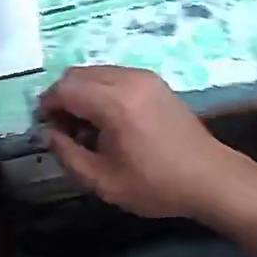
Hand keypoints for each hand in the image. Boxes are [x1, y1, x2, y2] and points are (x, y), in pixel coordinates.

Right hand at [37, 66, 255, 219]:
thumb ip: (67, 155)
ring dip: (81, 93)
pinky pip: (114, 75)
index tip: (46, 128)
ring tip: (87, 127)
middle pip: (76, 75)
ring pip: (94, 72)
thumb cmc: (155, 184)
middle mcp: (127, 80)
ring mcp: (143, 76)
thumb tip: (49, 133)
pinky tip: (108, 119)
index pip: (64, 89)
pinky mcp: (153, 80)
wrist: (209, 177)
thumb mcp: (103, 181)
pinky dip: (101, 90)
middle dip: (62, 97)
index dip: (48, 106)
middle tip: (64, 129)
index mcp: (114, 103)